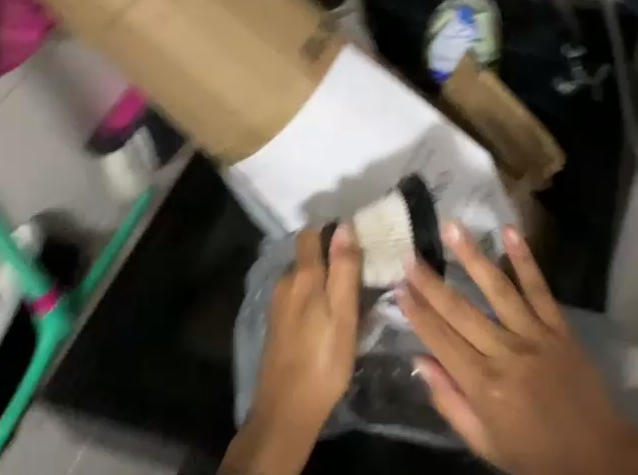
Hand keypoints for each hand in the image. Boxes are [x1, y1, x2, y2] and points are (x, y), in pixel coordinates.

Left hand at [223, 225, 361, 474]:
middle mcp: (286, 283)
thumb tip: (345, 225)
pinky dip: (314, 297)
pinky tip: (328, 315)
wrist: (285, 412)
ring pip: (304, 278)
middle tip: (360, 269)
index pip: (311, 233)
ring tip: (349, 294)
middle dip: (330, 255)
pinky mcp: (278, 325)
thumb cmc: (323, 361)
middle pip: (308, 255)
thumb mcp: (343, 314)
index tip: (357, 234)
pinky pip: (298, 296)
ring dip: (323, 279)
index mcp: (303, 276)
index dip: (332, 228)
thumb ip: (344, 268)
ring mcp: (278, 305)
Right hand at [402, 223, 637, 474]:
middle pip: (462, 311)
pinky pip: (540, 288)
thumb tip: (419, 361)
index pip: (441, 340)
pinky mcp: (559, 327)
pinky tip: (510, 231)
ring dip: (473, 256)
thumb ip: (449, 402)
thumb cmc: (533, 454)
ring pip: (498, 289)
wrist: (595, 455)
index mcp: (484, 385)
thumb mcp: (483, 443)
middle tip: (410, 255)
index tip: (398, 286)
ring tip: (453, 228)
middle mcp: (506, 354)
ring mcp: (535, 336)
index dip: (417, 313)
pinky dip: (525, 259)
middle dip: (432, 282)